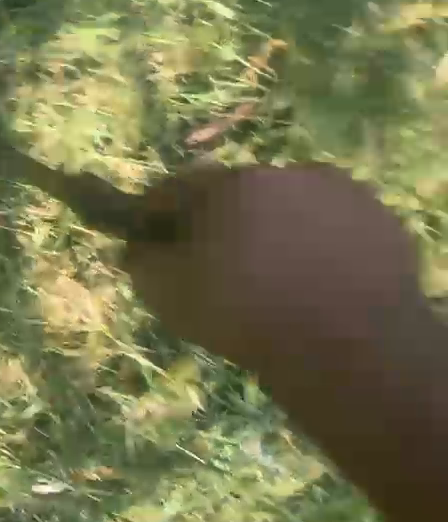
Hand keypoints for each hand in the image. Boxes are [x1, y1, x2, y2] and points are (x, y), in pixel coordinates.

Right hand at [124, 166, 426, 377]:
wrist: (347, 346)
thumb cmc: (238, 309)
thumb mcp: (159, 288)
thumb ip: (140, 256)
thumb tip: (141, 244)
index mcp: (230, 184)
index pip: (171, 189)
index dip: (151, 217)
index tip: (147, 245)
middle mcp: (289, 175)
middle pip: (231, 193)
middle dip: (212, 221)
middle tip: (204, 263)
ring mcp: (344, 195)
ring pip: (281, 206)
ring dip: (262, 229)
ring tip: (258, 273)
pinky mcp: (382, 222)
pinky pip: (325, 225)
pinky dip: (305, 243)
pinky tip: (299, 278)